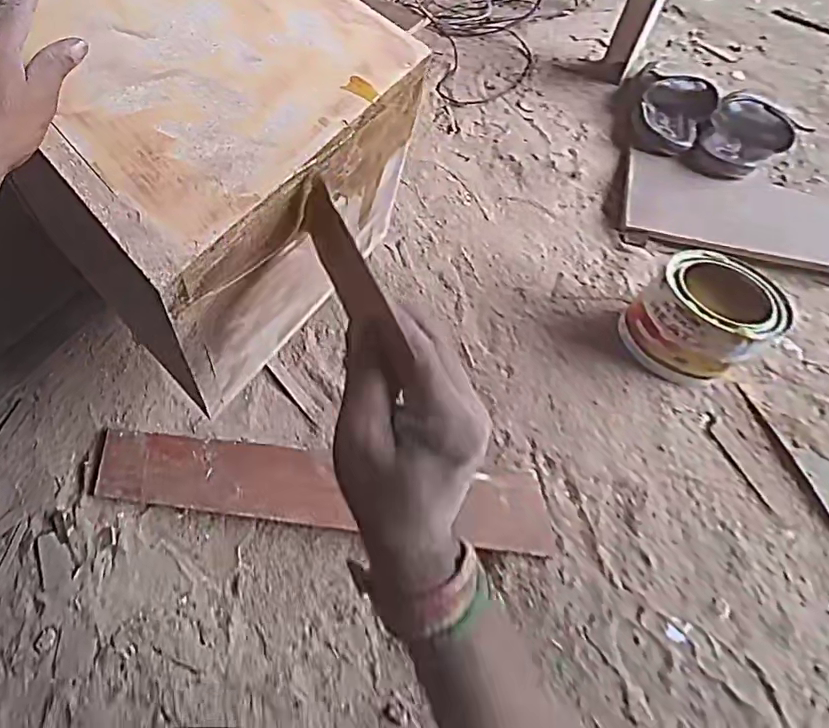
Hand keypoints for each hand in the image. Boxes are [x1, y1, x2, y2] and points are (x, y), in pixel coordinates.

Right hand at [333, 302, 491, 607]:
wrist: (411, 540)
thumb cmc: (377, 494)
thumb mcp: (357, 436)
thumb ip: (364, 376)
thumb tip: (365, 324)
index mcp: (447, 418)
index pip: (419, 348)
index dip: (389, 315)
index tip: (360, 289)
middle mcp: (471, 407)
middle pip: (432, 341)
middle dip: (393, 320)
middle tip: (353, 317)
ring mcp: (474, 408)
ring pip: (436, 348)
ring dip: (400, 335)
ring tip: (362, 343)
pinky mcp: (466, 410)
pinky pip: (436, 364)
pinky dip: (408, 352)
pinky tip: (382, 362)